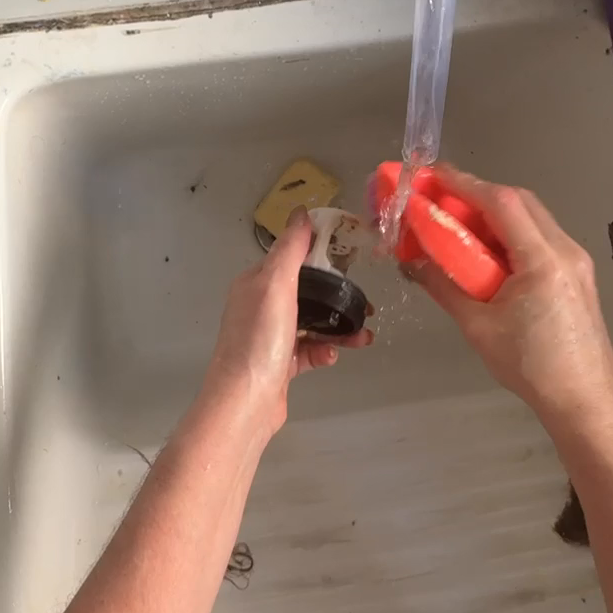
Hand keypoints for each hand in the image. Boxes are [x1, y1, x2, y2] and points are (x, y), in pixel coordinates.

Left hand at [205, 207, 374, 432]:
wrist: (245, 401)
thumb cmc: (259, 338)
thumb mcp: (275, 284)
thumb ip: (290, 249)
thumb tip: (302, 211)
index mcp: (255, 283)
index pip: (290, 259)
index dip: (320, 256)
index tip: (351, 259)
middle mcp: (259, 306)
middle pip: (305, 292)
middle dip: (336, 296)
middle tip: (366, 304)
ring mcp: (269, 337)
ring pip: (311, 323)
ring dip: (338, 327)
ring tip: (364, 335)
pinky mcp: (279, 364)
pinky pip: (308, 350)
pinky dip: (323, 351)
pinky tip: (332, 355)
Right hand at [404, 165, 612, 431]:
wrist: (584, 399)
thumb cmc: (530, 366)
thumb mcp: (477, 326)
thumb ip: (443, 286)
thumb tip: (411, 262)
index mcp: (542, 260)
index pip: (501, 203)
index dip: (464, 184)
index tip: (431, 175)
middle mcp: (565, 249)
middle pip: (518, 201)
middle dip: (475, 193)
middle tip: (439, 199)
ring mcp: (575, 259)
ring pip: (530, 216)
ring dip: (492, 212)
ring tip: (457, 223)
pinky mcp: (576, 272)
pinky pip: (537, 236)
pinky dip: (507, 232)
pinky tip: (485, 250)